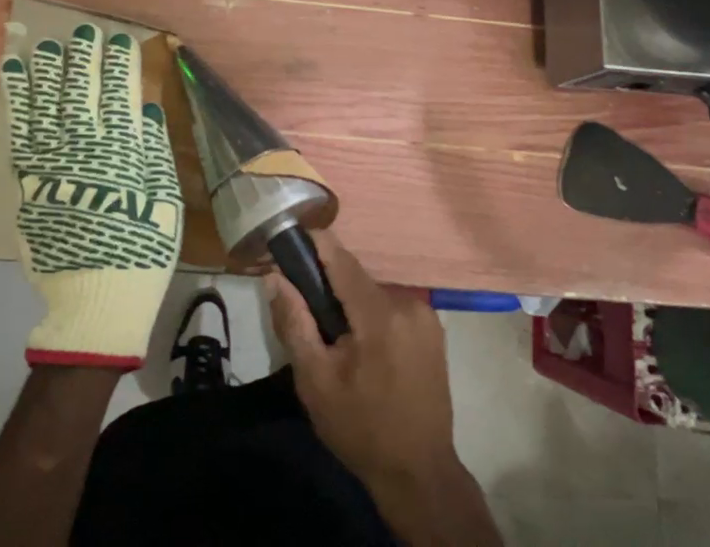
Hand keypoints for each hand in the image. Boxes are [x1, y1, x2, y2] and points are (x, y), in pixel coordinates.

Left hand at [0, 23, 182, 368]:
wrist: (97, 294)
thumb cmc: (142, 249)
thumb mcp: (165, 200)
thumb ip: (153, 152)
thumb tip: (145, 110)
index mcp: (127, 149)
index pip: (123, 93)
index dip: (121, 63)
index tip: (120, 40)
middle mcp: (89, 145)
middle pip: (84, 90)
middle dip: (85, 56)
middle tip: (83, 30)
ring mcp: (54, 160)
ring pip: (49, 102)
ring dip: (49, 70)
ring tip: (47, 45)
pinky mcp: (29, 178)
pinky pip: (21, 129)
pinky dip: (17, 99)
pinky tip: (15, 76)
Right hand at [268, 233, 499, 544]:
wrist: (419, 471)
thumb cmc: (360, 428)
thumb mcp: (315, 379)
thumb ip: (294, 322)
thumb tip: (275, 277)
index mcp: (381, 314)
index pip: (342, 259)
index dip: (313, 243)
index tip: (286, 238)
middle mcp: (409, 304)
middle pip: (357, 278)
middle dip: (327, 286)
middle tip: (300, 308)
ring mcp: (427, 318)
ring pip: (374, 294)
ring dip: (349, 304)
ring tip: (329, 337)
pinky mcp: (434, 332)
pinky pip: (392, 309)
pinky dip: (370, 317)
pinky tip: (359, 348)